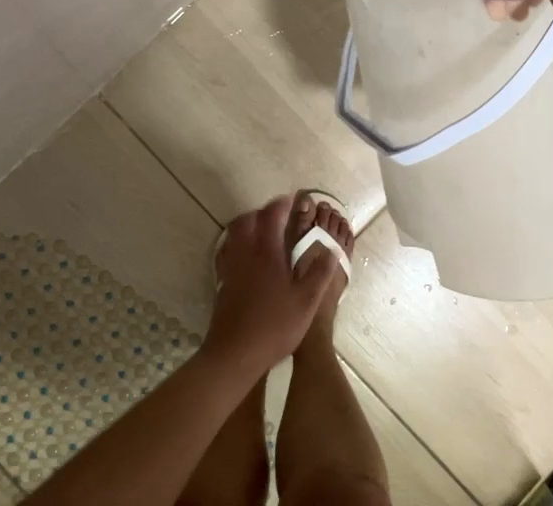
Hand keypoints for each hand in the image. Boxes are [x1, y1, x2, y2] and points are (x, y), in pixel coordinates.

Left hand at [204, 196, 338, 374]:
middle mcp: (245, 253)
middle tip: (278, 214)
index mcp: (267, 252)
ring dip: (248, 224)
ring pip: (234, 233)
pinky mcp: (222, 282)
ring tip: (262, 230)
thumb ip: (319, 273)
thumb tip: (331, 249)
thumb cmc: (275, 326)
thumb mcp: (306, 302)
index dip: (282, 204)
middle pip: (248, 219)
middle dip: (263, 211)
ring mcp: (230, 267)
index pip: (272, 216)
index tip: (293, 199)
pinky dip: (236, 243)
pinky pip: (226, 251)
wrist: (235, 353)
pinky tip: (244, 255)